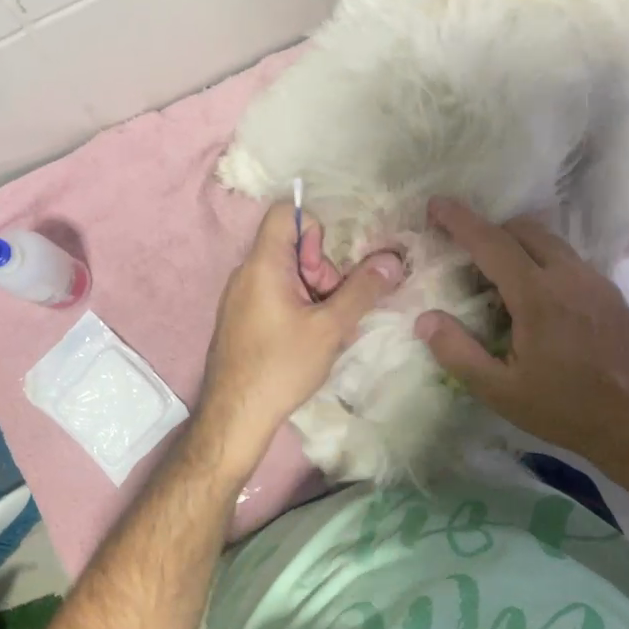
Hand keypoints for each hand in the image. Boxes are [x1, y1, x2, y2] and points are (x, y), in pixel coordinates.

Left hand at [199, 203, 400, 464]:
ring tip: (324, 335)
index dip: (315, 230)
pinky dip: (298, 313)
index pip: (286, 213)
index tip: (327, 273)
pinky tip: (307, 346)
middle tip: (332, 312)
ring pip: (288, 279)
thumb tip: (393, 260)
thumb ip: (362, 290)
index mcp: (262, 264)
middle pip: (293, 249)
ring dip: (315, 299)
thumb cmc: (281, 366)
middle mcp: (245, 274)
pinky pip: (275, 301)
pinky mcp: (241, 322)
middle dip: (323, 274)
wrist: (235, 416)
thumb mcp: (330, 328)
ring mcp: (240, 299)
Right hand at [415, 199, 628, 500]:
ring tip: (494, 277)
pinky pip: (568, 261)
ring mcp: (596, 282)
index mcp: (538, 296)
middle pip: (525, 230)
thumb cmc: (565, 410)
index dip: (461, 221)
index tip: (436, 205)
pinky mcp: (611, 295)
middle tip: (461, 250)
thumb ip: (458, 352)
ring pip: (550, 243)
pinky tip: (532, 299)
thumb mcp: (500, 391)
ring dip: (517, 246)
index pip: (492, 243)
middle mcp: (570, 276)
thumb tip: (426, 319)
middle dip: (489, 230)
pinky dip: (541, 263)